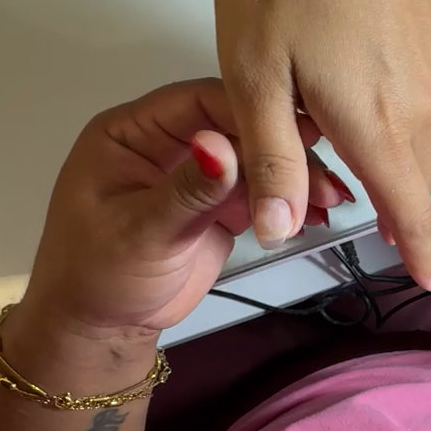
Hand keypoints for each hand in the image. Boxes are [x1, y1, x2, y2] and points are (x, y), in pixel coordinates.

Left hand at [18, 79, 345, 343]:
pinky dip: (288, 204)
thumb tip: (221, 146)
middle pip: (237, 131)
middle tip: (325, 172)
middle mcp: (169, 145)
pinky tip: (316, 213)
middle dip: (282, 152)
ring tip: (331, 200)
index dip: (249, 111)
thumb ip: (187, 190)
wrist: (106, 326)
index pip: (199, 104)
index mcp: (134, 134)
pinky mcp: (219, 207)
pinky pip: (261, 194)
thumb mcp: (142, 230)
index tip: (297, 127)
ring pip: (255, 163)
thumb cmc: (100, 274)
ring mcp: (198, 176)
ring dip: (293, 180)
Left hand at [214, 0, 430, 291]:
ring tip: (343, 110)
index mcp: (375, 123)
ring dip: (391, 143)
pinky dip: (403, 102)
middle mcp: (423, 103)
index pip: (407, 209)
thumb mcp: (253, 69)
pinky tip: (368, 63)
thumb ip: (272, 157)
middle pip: (411, 173)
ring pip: (422, 133)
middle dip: (387, 192)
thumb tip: (282, 229)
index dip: (419, 251)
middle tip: (346, 185)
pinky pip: (430, 91)